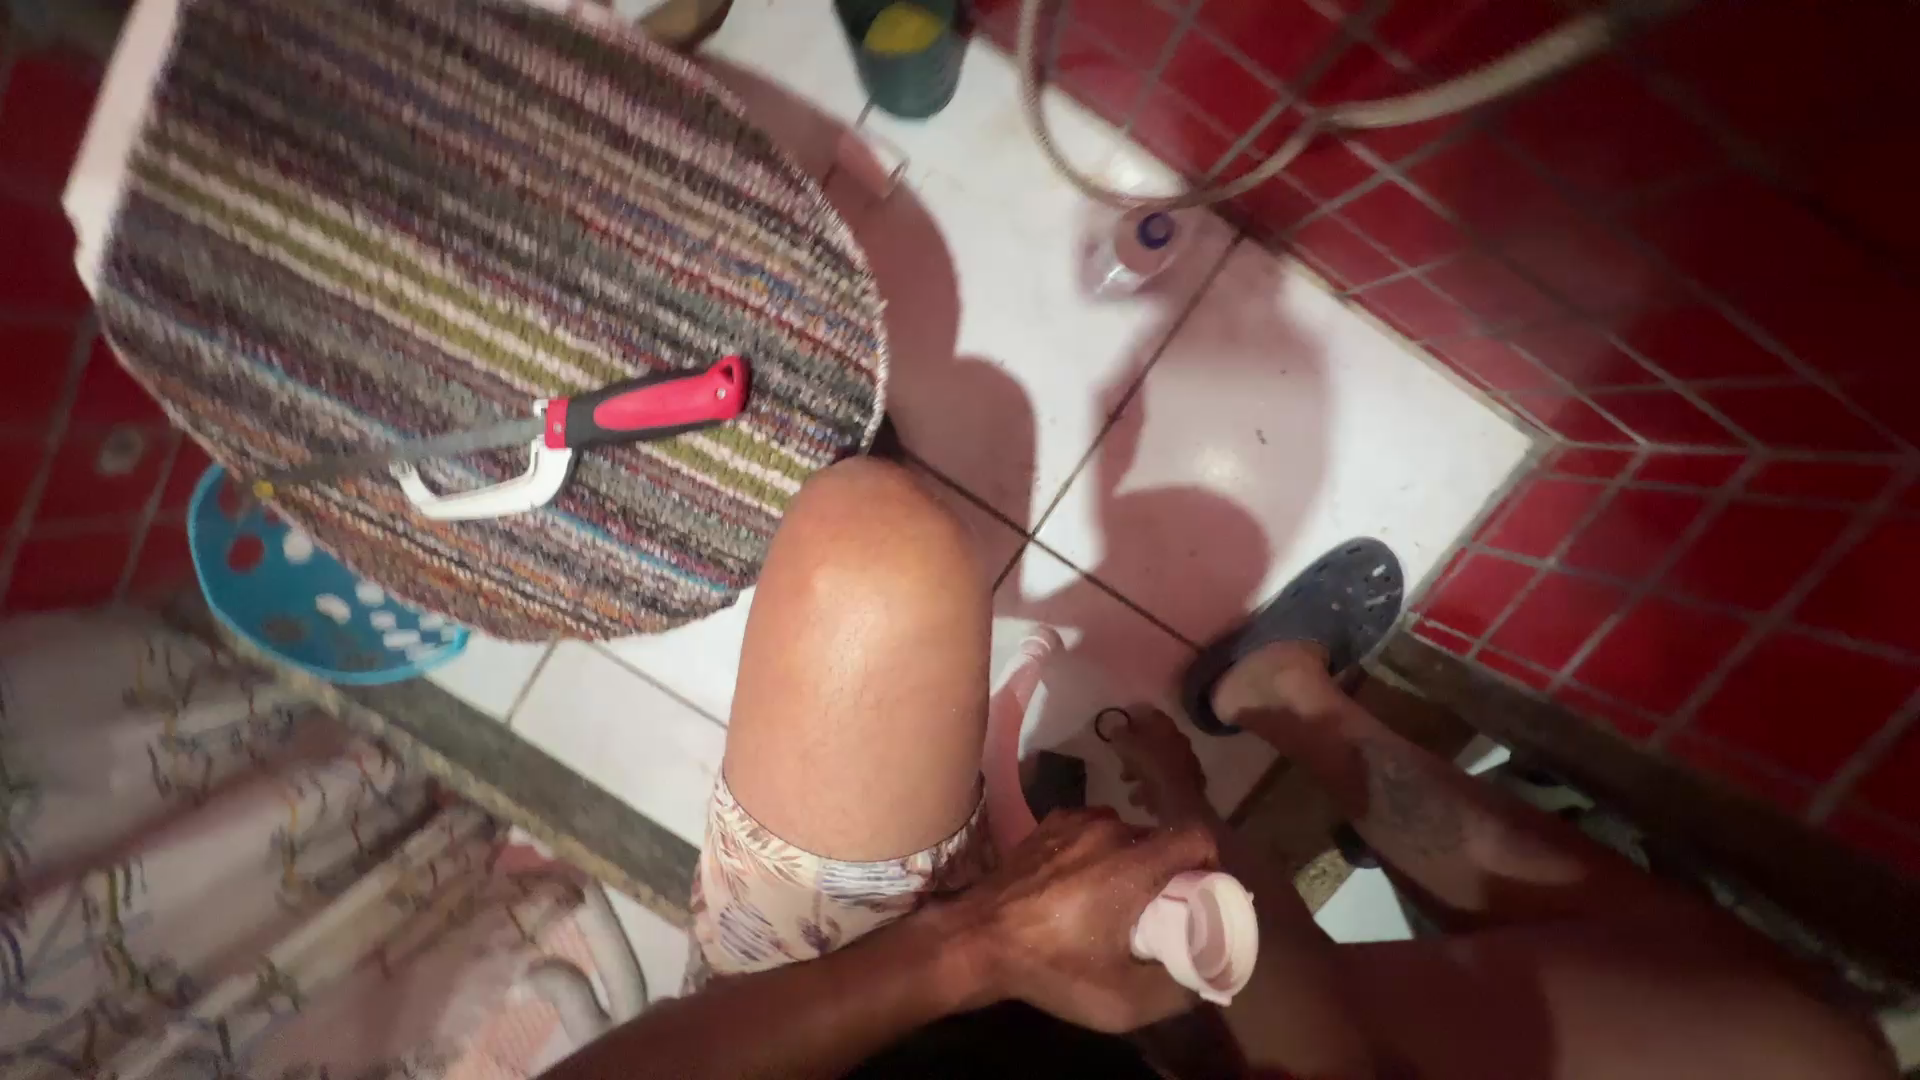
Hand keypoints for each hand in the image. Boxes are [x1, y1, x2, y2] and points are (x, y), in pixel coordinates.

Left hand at [955, 807, 1220, 1031]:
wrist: (980, 938)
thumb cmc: (1053, 968)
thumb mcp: (1123, 1001)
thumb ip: (1177, 989)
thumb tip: (1204, 977)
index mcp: (1133, 862)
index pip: (1194, 836)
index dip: (1209, 862)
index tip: (1200, 893)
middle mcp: (1109, 829)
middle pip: (1159, 839)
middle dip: (1167, 872)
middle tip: (1156, 911)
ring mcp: (1075, 820)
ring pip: (1125, 833)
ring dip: (1131, 861)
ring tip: (1115, 899)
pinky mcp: (1050, 822)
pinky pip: (1092, 828)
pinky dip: (1098, 850)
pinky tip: (1081, 883)